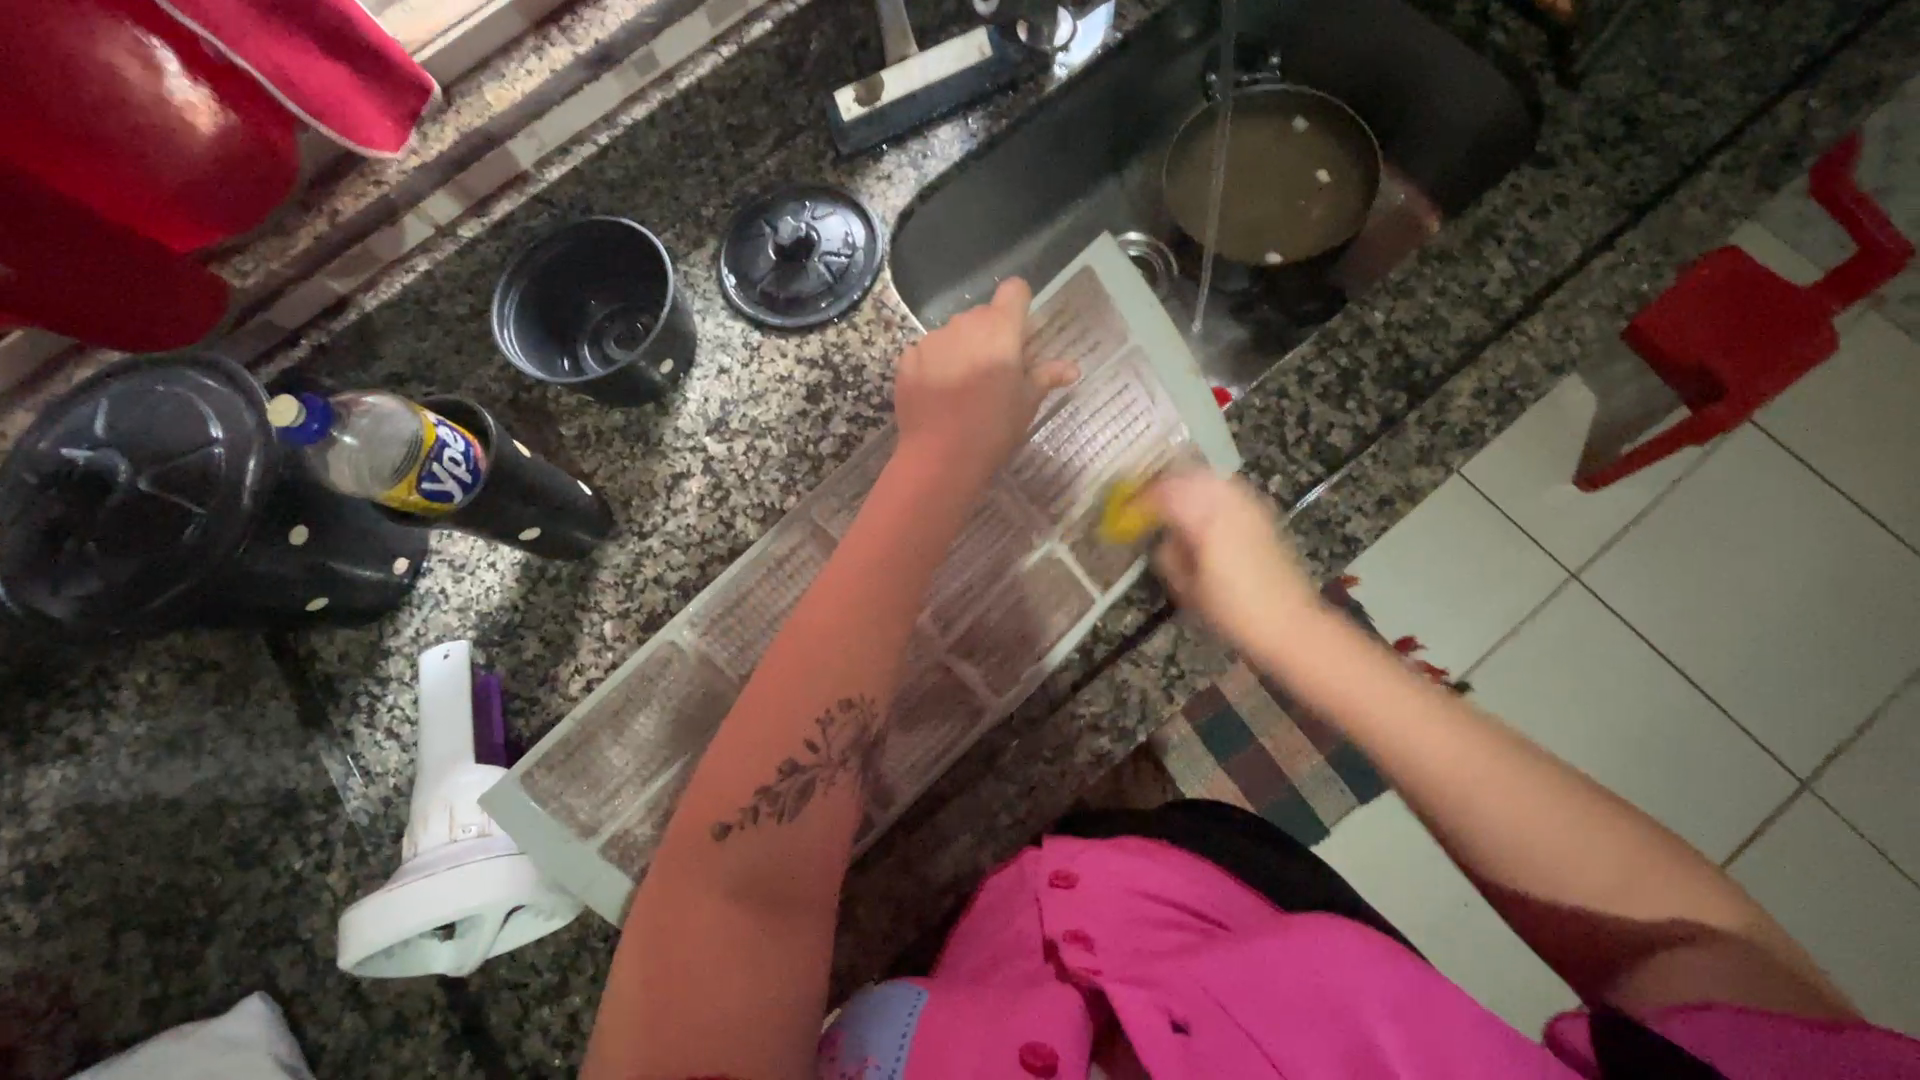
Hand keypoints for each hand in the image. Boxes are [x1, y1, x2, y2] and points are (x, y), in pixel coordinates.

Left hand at [893, 278, 1079, 483]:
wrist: (940, 457)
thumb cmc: (994, 428)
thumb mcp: (1026, 403)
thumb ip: (1046, 376)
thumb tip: (1072, 368)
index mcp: (1000, 328)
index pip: (1015, 290)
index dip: (1020, 307)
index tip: (1021, 334)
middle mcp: (964, 324)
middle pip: (983, 314)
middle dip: (991, 335)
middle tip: (997, 371)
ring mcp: (932, 340)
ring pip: (953, 334)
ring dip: (962, 350)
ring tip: (965, 388)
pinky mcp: (907, 359)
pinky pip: (927, 352)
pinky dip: (935, 365)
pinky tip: (940, 395)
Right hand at [1144, 468, 1322, 649]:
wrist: (1289, 623)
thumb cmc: (1232, 612)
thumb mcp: (1187, 590)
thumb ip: (1169, 556)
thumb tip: (1164, 540)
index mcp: (1206, 520)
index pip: (1163, 494)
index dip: (1139, 500)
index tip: (1125, 511)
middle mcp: (1229, 503)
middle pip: (1188, 476)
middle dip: (1163, 485)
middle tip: (1145, 502)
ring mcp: (1249, 505)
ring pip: (1210, 478)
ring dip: (1186, 485)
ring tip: (1171, 503)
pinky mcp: (1263, 514)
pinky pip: (1229, 490)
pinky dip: (1209, 492)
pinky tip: (1202, 511)